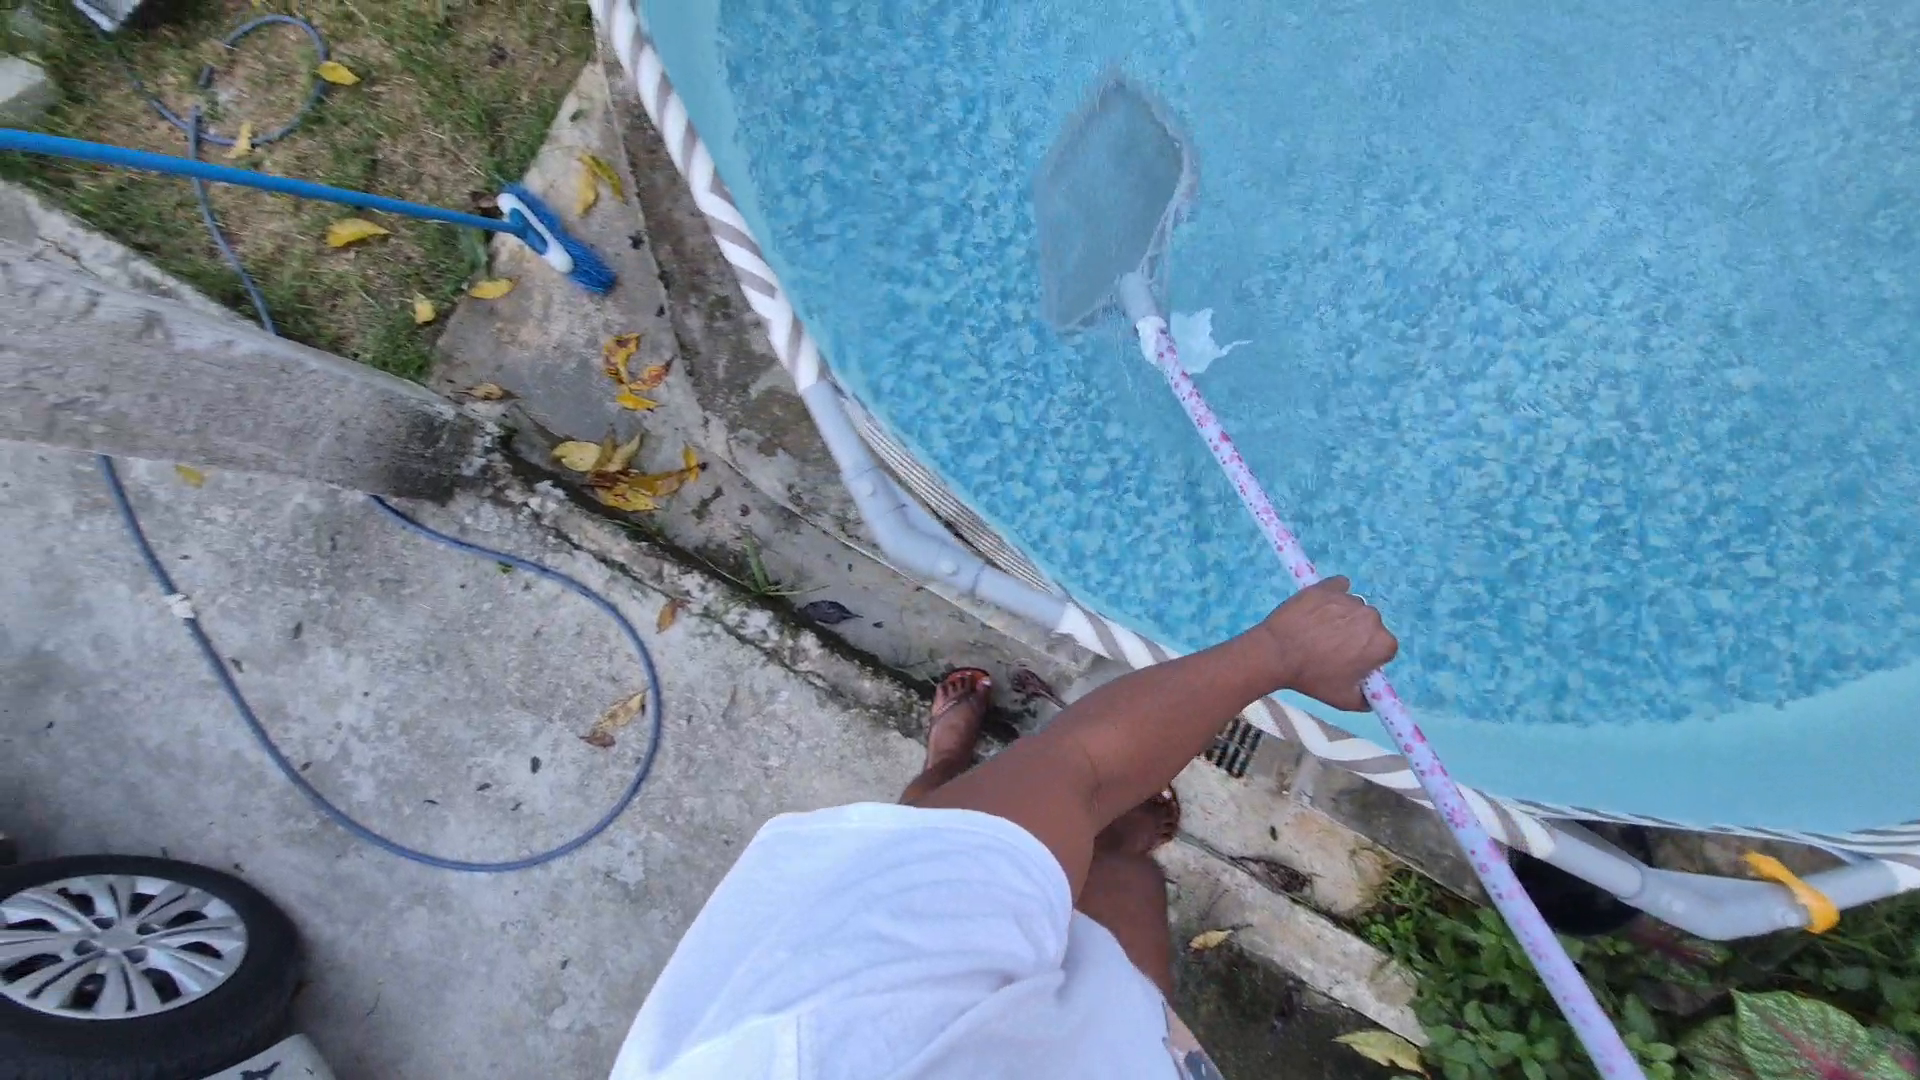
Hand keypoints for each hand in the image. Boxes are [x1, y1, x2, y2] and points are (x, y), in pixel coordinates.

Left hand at [1253, 577, 1397, 710]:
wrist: (1275, 653)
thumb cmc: (1311, 677)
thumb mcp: (1345, 700)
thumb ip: (1368, 699)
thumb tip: (1373, 695)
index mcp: (1382, 643)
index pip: (1383, 648)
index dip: (1366, 656)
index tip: (1348, 661)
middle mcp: (1371, 616)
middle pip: (1368, 626)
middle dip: (1354, 634)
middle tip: (1329, 646)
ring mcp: (1347, 599)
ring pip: (1351, 607)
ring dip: (1341, 615)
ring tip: (1317, 629)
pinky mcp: (1325, 587)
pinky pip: (1337, 586)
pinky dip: (1332, 593)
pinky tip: (1320, 604)